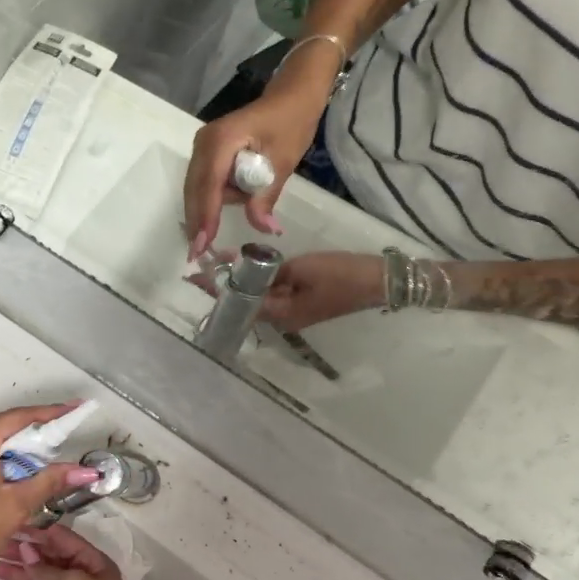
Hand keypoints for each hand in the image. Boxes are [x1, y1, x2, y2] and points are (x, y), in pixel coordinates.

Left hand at [0, 404, 102, 579]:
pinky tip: (18, 471)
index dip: (49, 413)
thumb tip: (85, 471)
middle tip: (66, 434)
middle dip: (34, 431)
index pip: (17, 417)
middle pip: (2, 426)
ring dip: (16, 447)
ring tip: (48, 455)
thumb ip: (50, 481)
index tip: (75, 408)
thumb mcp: (16, 505)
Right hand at [0, 525, 148, 579]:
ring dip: (11, 572)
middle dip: (18, 552)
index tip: (10, 526)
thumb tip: (24, 549)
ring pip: (33, 579)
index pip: (59, 538)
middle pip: (43, 558)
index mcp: (89, 561)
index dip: (35, 531)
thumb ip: (45, 569)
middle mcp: (76, 576)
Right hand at [183, 90, 323, 260]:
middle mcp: (202, 144)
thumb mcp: (284, 161)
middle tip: (197, 253)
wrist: (291, 95)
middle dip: (197, 220)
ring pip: (195, 189)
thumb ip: (266, 196)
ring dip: (203, 212)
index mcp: (220, 142)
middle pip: (195, 191)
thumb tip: (264, 230)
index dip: (205, 217)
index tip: (201, 245)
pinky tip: (211, 218)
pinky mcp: (205, 153)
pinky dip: (208, 201)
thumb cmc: (291, 122)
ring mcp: (201, 147)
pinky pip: (202, 182)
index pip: (208, 186)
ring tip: (209, 237)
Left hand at [191, 249, 384, 331]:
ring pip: (257, 298)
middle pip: (244, 302)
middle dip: (226, 284)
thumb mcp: (300, 270)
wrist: (382, 280)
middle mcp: (282, 320)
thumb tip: (244, 274)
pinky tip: (249, 264)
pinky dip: (259, 281)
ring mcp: (292, 314)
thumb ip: (268, 274)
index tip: (195, 277)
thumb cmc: (341, 274)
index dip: (216, 290)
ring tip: (224, 259)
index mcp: (280, 315)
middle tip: (208, 263)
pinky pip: (272, 294)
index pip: (238, 304)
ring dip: (242, 281)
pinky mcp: (301, 305)